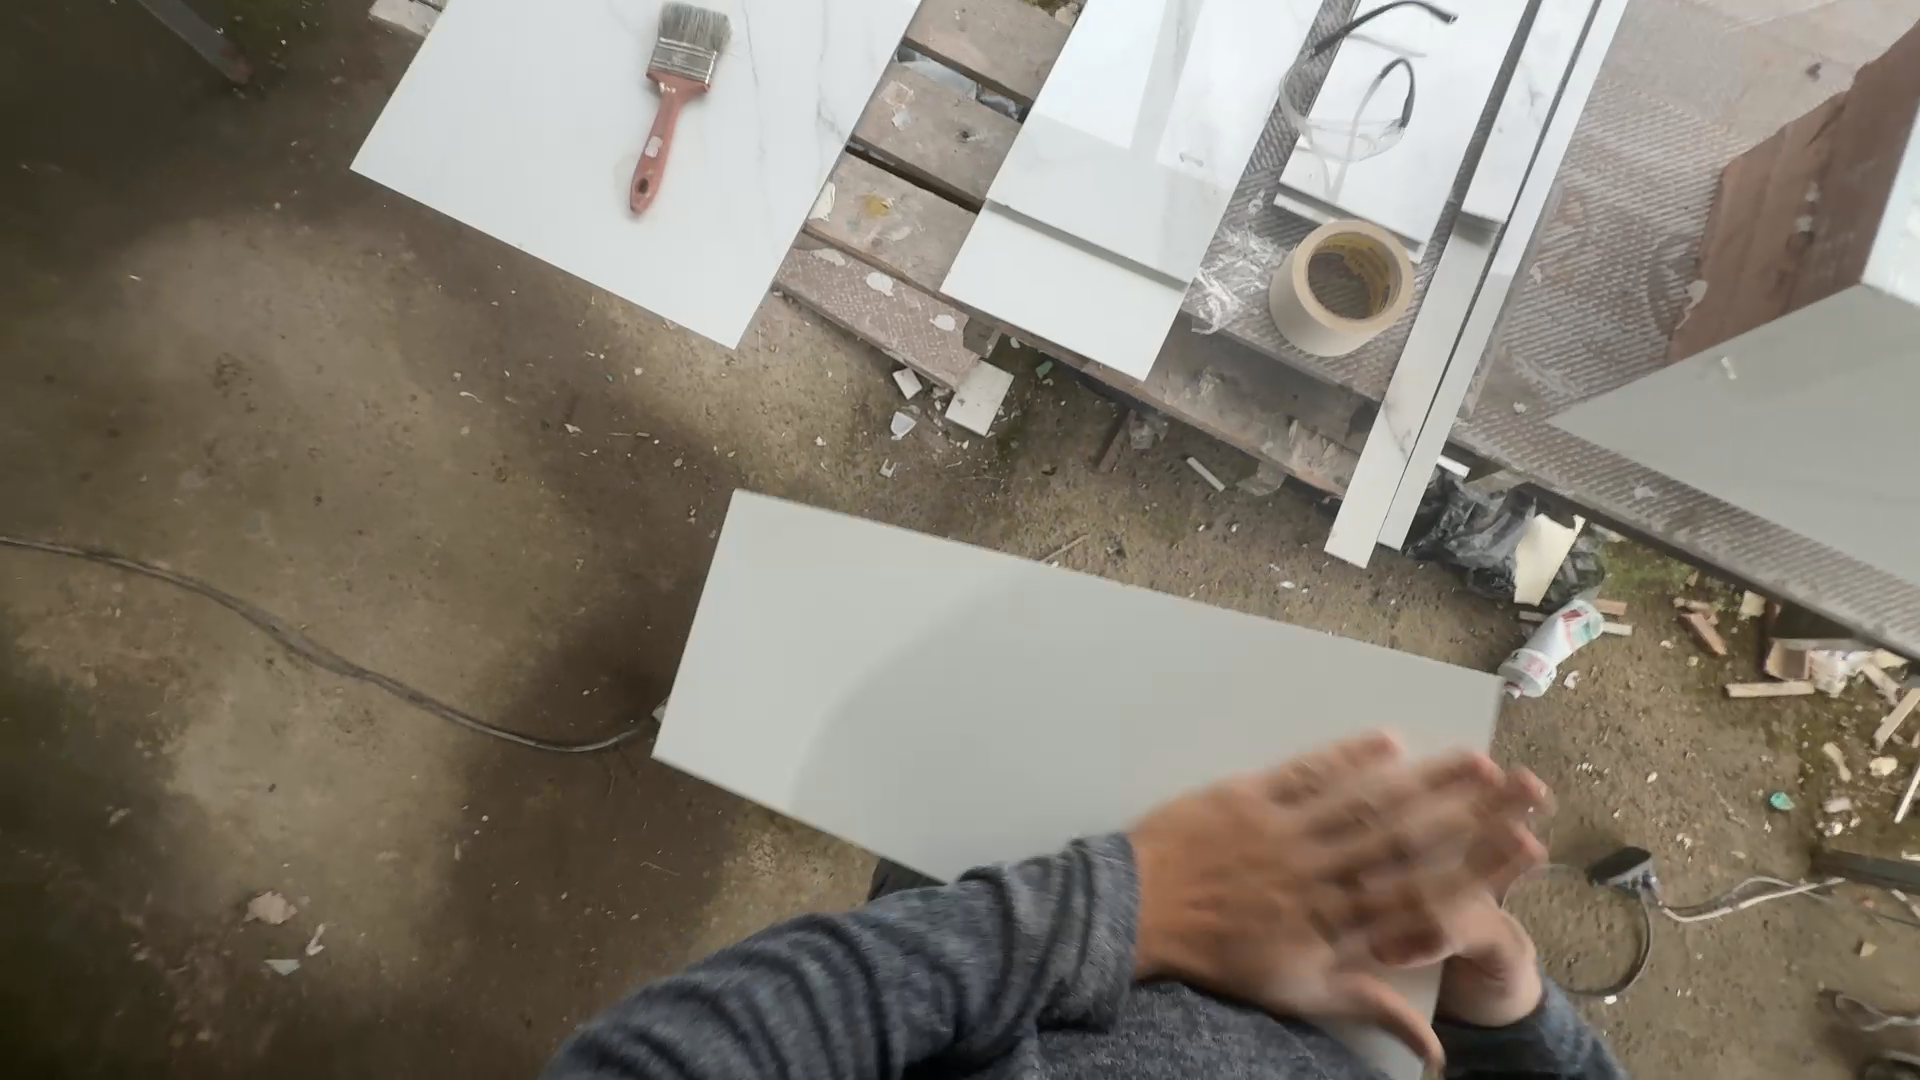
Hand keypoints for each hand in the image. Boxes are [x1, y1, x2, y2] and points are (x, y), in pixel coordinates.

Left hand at [1127, 734, 1543, 1066]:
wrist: (1142, 908)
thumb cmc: (1216, 953)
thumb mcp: (1293, 992)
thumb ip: (1365, 1007)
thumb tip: (1433, 1053)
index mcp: (1334, 923)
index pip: (1424, 895)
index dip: (1480, 871)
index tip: (1528, 846)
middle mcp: (1320, 873)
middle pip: (1406, 840)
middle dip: (1470, 813)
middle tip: (1522, 788)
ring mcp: (1284, 830)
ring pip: (1366, 803)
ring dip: (1423, 780)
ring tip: (1473, 761)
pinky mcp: (1248, 796)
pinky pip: (1304, 775)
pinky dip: (1345, 758)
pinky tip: (1386, 742)